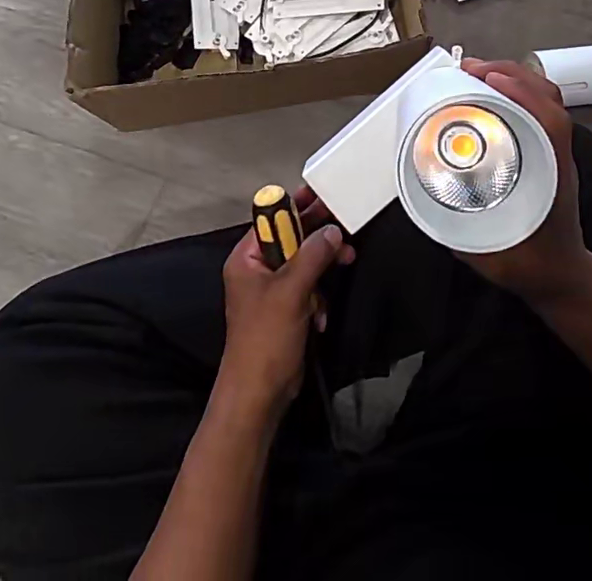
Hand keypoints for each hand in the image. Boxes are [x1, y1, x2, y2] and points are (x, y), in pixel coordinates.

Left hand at [218, 190, 353, 420]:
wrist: (259, 395)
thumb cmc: (265, 341)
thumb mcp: (291, 291)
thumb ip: (312, 256)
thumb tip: (332, 231)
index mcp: (246, 258)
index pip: (272, 220)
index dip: (297, 207)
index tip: (322, 196)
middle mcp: (256, 269)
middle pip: (291, 239)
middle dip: (318, 239)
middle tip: (344, 229)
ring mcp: (270, 290)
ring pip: (303, 263)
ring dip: (321, 270)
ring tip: (345, 264)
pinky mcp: (285, 309)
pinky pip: (307, 287)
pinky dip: (318, 296)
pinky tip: (321, 313)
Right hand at [454, 58, 591, 308]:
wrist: (558, 277)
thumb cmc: (530, 265)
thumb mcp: (489, 252)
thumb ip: (458, 227)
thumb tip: (424, 195)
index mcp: (551, 176)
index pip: (549, 120)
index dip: (520, 91)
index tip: (486, 77)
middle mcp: (557, 157)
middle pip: (547, 98)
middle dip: (508, 74)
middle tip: (468, 69)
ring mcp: (555, 153)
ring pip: (543, 100)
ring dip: (513, 80)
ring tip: (476, 75)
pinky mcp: (546, 154)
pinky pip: (536, 112)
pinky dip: (516, 94)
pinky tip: (489, 96)